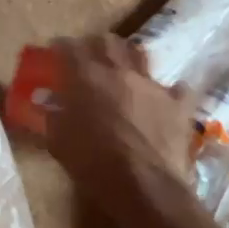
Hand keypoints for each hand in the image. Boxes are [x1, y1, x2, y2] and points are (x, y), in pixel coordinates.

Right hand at [15, 35, 197, 193]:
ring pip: (140, 55)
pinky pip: (176, 89)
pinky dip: (168, 91)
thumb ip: (53, 115)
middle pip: (107, 42)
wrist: (144, 186)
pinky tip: (163, 99)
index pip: (69, 47)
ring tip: (123, 70)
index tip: (54, 52)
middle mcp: (119, 72)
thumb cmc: (92, 162)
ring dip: (128, 58)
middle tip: (88, 57)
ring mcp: (152, 86)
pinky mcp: (178, 105)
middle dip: (95, 45)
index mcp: (85, 77)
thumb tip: (50, 104)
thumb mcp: (58, 140)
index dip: (60, 47)